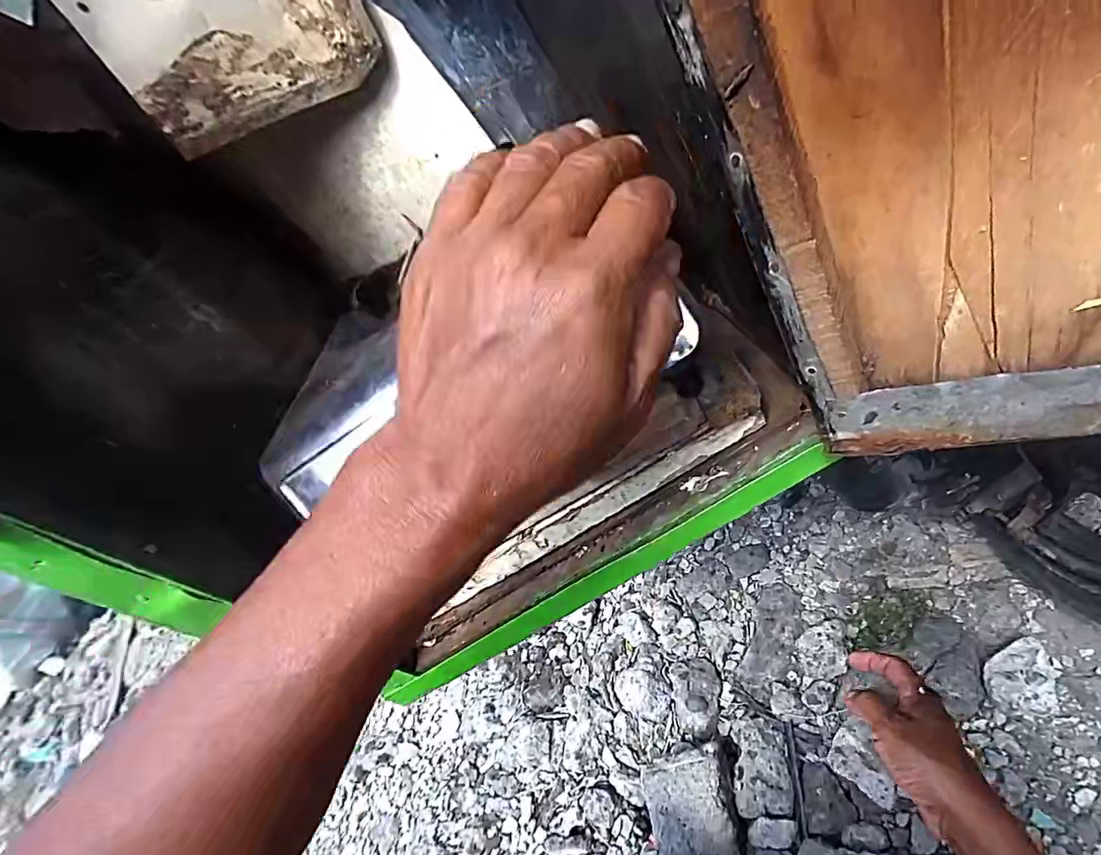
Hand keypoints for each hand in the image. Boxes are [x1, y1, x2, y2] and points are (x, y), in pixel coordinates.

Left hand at [364, 121, 681, 537]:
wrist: (454, 462)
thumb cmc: (539, 445)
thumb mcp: (628, 402)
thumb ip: (658, 322)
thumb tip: (663, 265)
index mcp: (591, 288)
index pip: (640, 205)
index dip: (657, 201)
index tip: (656, 212)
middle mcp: (534, 250)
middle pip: (588, 169)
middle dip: (619, 160)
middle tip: (628, 161)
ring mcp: (478, 245)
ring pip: (529, 161)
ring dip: (564, 146)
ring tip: (580, 145)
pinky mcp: (437, 254)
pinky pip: (469, 180)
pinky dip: (499, 163)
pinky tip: (515, 167)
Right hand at [845, 651, 1001, 838]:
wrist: (957, 804)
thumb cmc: (932, 766)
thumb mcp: (889, 728)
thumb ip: (869, 706)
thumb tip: (855, 694)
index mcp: (922, 700)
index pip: (896, 668)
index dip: (873, 660)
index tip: (855, 659)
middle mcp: (929, 714)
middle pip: (901, 688)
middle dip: (877, 683)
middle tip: (858, 682)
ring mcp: (930, 735)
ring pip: (901, 712)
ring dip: (879, 708)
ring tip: (862, 711)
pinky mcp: (927, 756)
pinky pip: (902, 733)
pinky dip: (885, 730)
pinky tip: (878, 741)